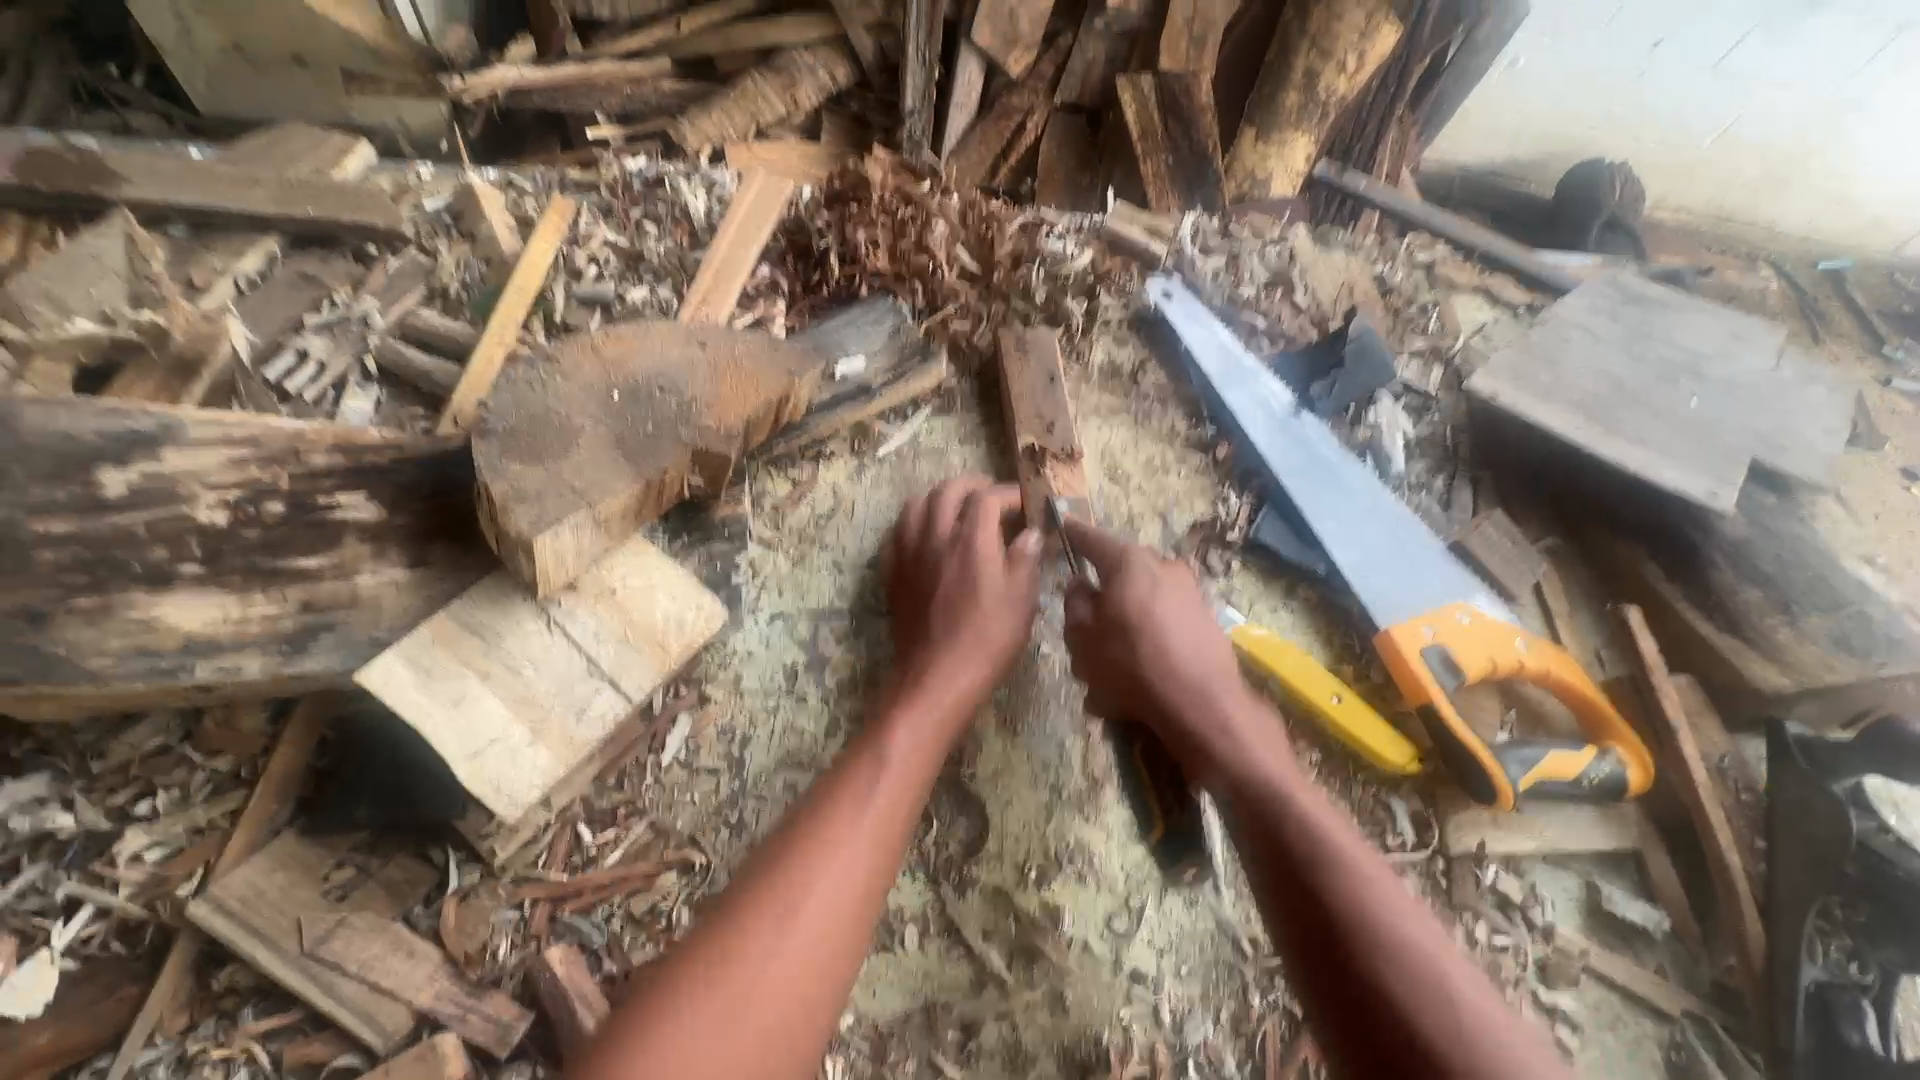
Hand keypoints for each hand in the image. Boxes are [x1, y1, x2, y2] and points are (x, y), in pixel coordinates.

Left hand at [881, 476, 1043, 711]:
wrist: (937, 675)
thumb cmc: (987, 639)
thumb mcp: (1021, 600)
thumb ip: (1026, 559)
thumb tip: (1032, 533)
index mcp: (970, 540)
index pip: (989, 498)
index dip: (1010, 494)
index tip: (1026, 503)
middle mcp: (935, 537)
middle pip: (948, 490)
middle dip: (973, 486)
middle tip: (992, 496)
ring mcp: (909, 554)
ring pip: (916, 505)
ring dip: (938, 498)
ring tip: (956, 508)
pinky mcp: (893, 573)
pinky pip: (897, 533)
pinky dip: (914, 524)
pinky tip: (926, 536)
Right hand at [1061, 518, 1280, 781]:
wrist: (1201, 703)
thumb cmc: (1131, 664)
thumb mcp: (1082, 637)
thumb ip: (1074, 603)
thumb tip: (1080, 583)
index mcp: (1129, 562)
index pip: (1093, 539)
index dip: (1074, 534)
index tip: (1064, 525)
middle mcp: (1164, 566)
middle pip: (1122, 572)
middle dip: (1103, 592)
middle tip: (1085, 624)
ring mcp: (1190, 591)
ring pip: (1143, 599)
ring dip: (1126, 621)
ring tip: (1110, 662)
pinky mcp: (1206, 618)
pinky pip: (1165, 620)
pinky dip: (1149, 638)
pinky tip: (1138, 672)